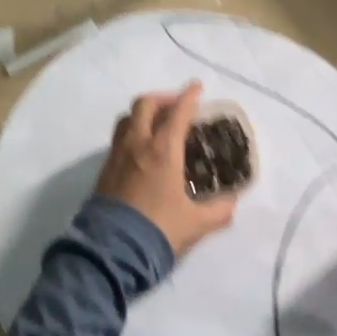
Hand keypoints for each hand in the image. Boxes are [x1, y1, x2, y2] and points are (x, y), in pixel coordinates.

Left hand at [95, 82, 238, 255]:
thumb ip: (219, 210)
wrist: (113, 248)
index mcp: (162, 150)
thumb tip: (232, 201)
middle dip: (163, 98)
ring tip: (158, 123)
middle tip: (178, 106)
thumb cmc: (159, 229)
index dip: (189, 96)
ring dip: (143, 113)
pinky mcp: (105, 168)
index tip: (197, 87)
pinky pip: (118, 138)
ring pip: (127, 118)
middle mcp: (137, 144)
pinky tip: (142, 148)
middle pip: (144, 104)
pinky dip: (132, 132)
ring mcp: (117, 154)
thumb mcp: (196, 223)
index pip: (177, 112)